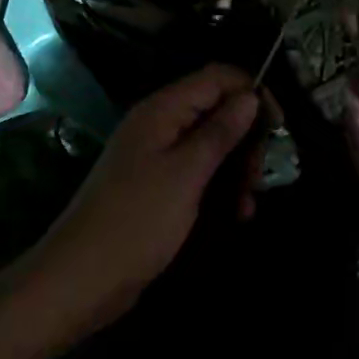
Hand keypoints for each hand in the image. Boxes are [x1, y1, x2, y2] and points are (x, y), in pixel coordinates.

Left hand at [37, 64, 259, 330]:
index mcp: (163, 111)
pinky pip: (200, 171)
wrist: (80, 281)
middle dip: (247, 138)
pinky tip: (236, 214)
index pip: (218, 77)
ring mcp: (159, 156)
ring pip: (214, 143)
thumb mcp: (186, 174)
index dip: (252, 92)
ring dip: (238, 167)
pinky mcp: (160, 185)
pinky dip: (222, 186)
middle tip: (259, 175)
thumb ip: (220, 131)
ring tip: (248, 203)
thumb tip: (251, 96)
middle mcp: (161, 125)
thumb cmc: (136, 221)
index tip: (278, 126)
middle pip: (219, 110)